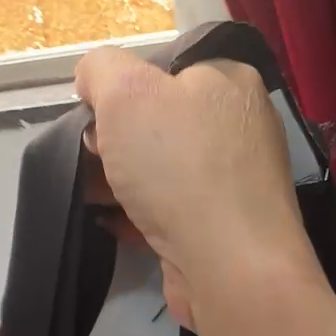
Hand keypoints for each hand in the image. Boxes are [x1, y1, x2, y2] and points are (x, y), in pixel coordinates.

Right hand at [75, 46, 322, 327]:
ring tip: (92, 192)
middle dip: (119, 138)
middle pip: (163, 121)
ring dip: (123, 179)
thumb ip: (103, 69)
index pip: (169, 67)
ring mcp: (237, 182)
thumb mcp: (127, 90)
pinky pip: (172, 211)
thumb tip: (94, 79)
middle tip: (95, 155)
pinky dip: (141, 216)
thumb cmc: (181, 167)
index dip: (125, 85)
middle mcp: (243, 128)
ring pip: (164, 170)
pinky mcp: (224, 229)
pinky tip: (114, 223)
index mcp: (233, 82)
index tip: (97, 112)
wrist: (232, 268)